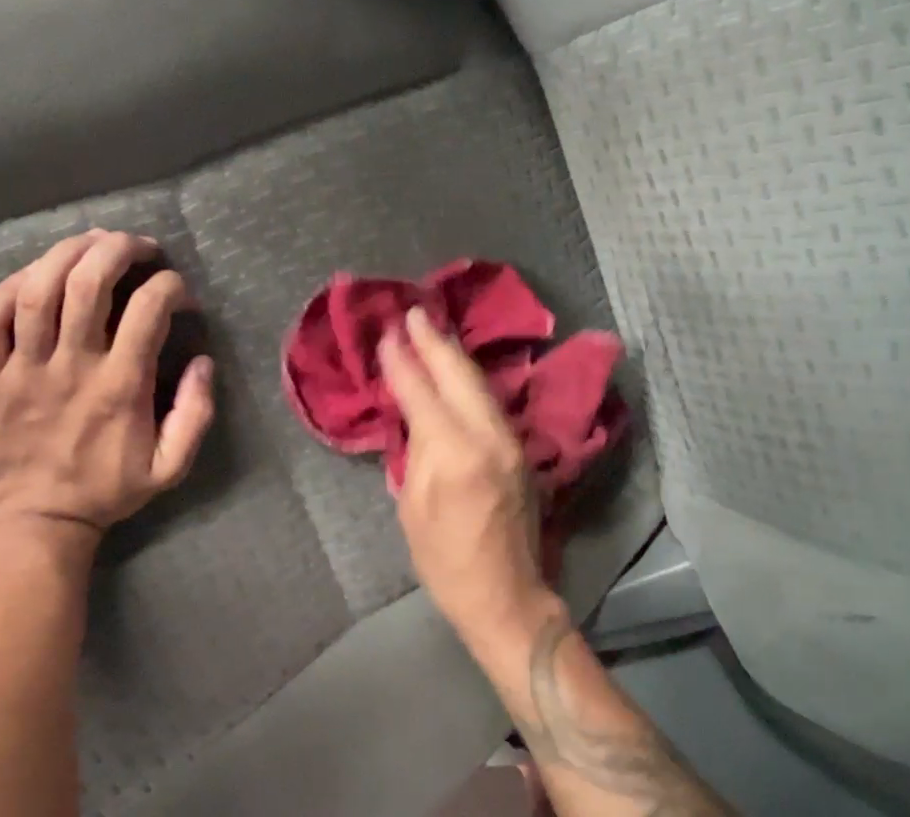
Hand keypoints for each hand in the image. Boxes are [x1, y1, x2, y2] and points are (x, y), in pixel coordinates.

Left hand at [0, 231, 215, 554]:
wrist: (33, 527)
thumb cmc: (104, 493)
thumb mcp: (169, 468)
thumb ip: (195, 414)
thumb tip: (202, 361)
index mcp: (120, 387)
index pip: (149, 309)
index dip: (170, 286)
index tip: (178, 291)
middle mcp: (71, 367)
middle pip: (89, 283)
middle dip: (118, 249)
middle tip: (137, 245)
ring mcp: (23, 369)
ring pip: (37, 290)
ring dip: (66, 253)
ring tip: (90, 241)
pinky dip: (8, 286)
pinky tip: (33, 274)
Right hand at [380, 306, 555, 645]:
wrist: (506, 596)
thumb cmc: (445, 562)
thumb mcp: (412, 507)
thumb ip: (414, 453)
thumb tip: (411, 415)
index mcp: (453, 454)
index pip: (422, 393)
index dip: (402, 362)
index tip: (388, 333)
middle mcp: (487, 437)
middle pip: (459, 375)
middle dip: (434, 342)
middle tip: (414, 312)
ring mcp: (510, 442)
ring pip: (480, 385)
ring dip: (455, 356)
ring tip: (433, 331)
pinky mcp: (521, 451)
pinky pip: (491, 403)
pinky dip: (470, 381)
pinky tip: (458, 370)